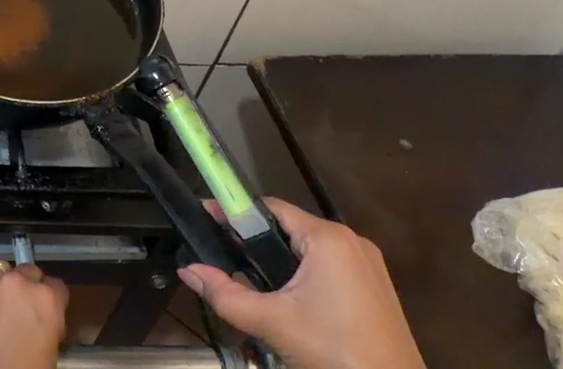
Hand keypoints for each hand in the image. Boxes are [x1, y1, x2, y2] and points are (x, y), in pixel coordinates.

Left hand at [0, 262, 69, 368]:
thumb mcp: (50, 350)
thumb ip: (47, 322)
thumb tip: (39, 320)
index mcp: (45, 298)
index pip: (56, 286)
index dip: (53, 301)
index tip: (49, 313)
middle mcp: (16, 284)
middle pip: (27, 272)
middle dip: (28, 287)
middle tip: (25, 312)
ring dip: (2, 289)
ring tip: (1, 314)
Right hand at [180, 199, 424, 368]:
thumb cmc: (336, 355)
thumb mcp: (273, 323)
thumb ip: (225, 294)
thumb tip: (186, 270)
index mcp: (328, 238)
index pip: (269, 208)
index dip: (234, 213)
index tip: (205, 219)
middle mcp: (351, 241)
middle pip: (288, 229)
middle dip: (255, 243)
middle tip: (224, 259)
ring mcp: (368, 266)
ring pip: (308, 251)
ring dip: (279, 263)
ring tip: (251, 284)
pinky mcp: (376, 289)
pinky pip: (327, 269)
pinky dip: (302, 277)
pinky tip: (288, 303)